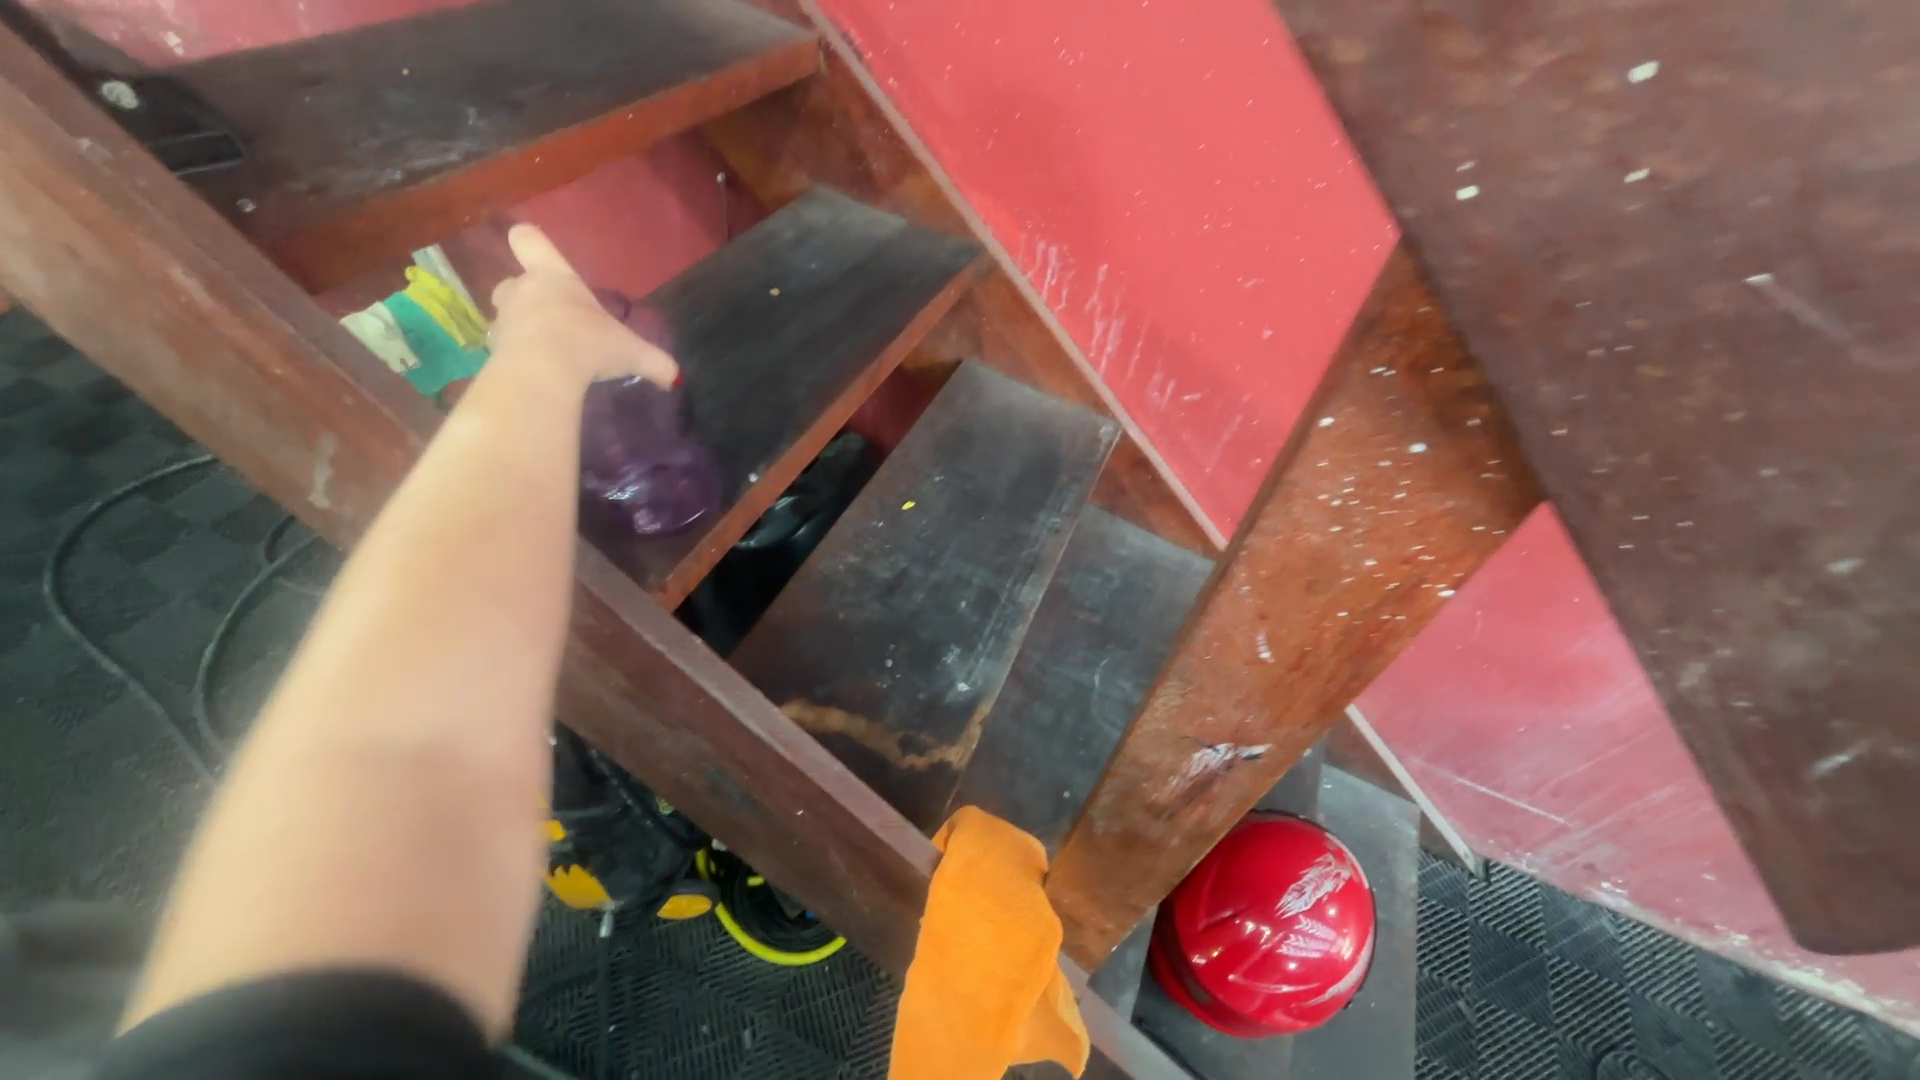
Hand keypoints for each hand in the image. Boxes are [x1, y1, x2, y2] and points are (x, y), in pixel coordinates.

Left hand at [488, 224, 679, 387]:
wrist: (544, 369)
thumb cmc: (589, 342)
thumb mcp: (632, 353)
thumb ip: (654, 362)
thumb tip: (676, 376)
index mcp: (555, 278)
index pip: (530, 241)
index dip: (532, 242)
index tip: (533, 246)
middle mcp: (524, 291)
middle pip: (512, 283)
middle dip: (527, 298)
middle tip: (550, 319)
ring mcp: (505, 320)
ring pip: (506, 316)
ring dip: (521, 329)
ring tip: (544, 351)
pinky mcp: (494, 349)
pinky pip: (504, 348)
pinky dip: (516, 357)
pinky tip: (536, 372)